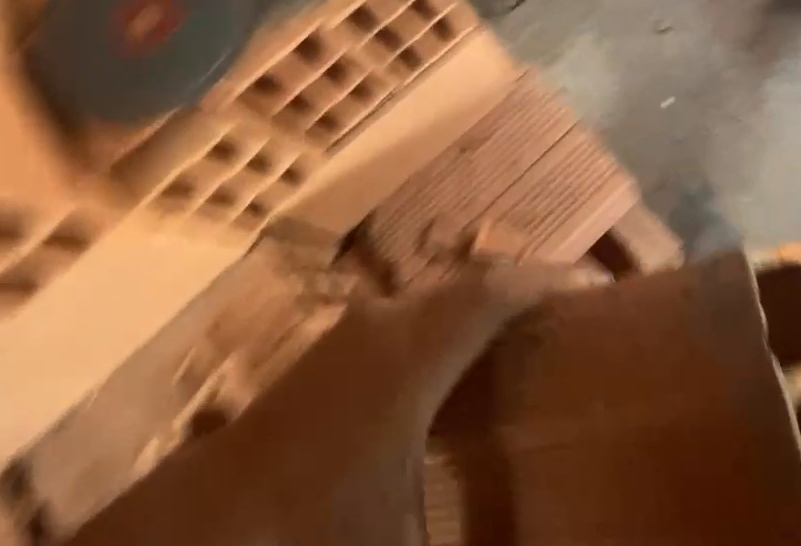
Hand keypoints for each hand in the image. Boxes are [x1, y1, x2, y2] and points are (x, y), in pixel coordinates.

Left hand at [66, 263, 581, 545]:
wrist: (196, 531)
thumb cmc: (312, 527)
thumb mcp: (402, 541)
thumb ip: (482, 538)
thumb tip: (543, 535)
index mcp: (409, 355)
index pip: (494, 292)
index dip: (551, 280)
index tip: (603, 288)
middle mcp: (383, 326)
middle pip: (469, 283)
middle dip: (526, 285)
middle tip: (578, 309)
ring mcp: (350, 335)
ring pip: (436, 297)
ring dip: (485, 302)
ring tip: (532, 328)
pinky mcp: (329, 354)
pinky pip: (409, 317)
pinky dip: (448, 324)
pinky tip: (460, 363)